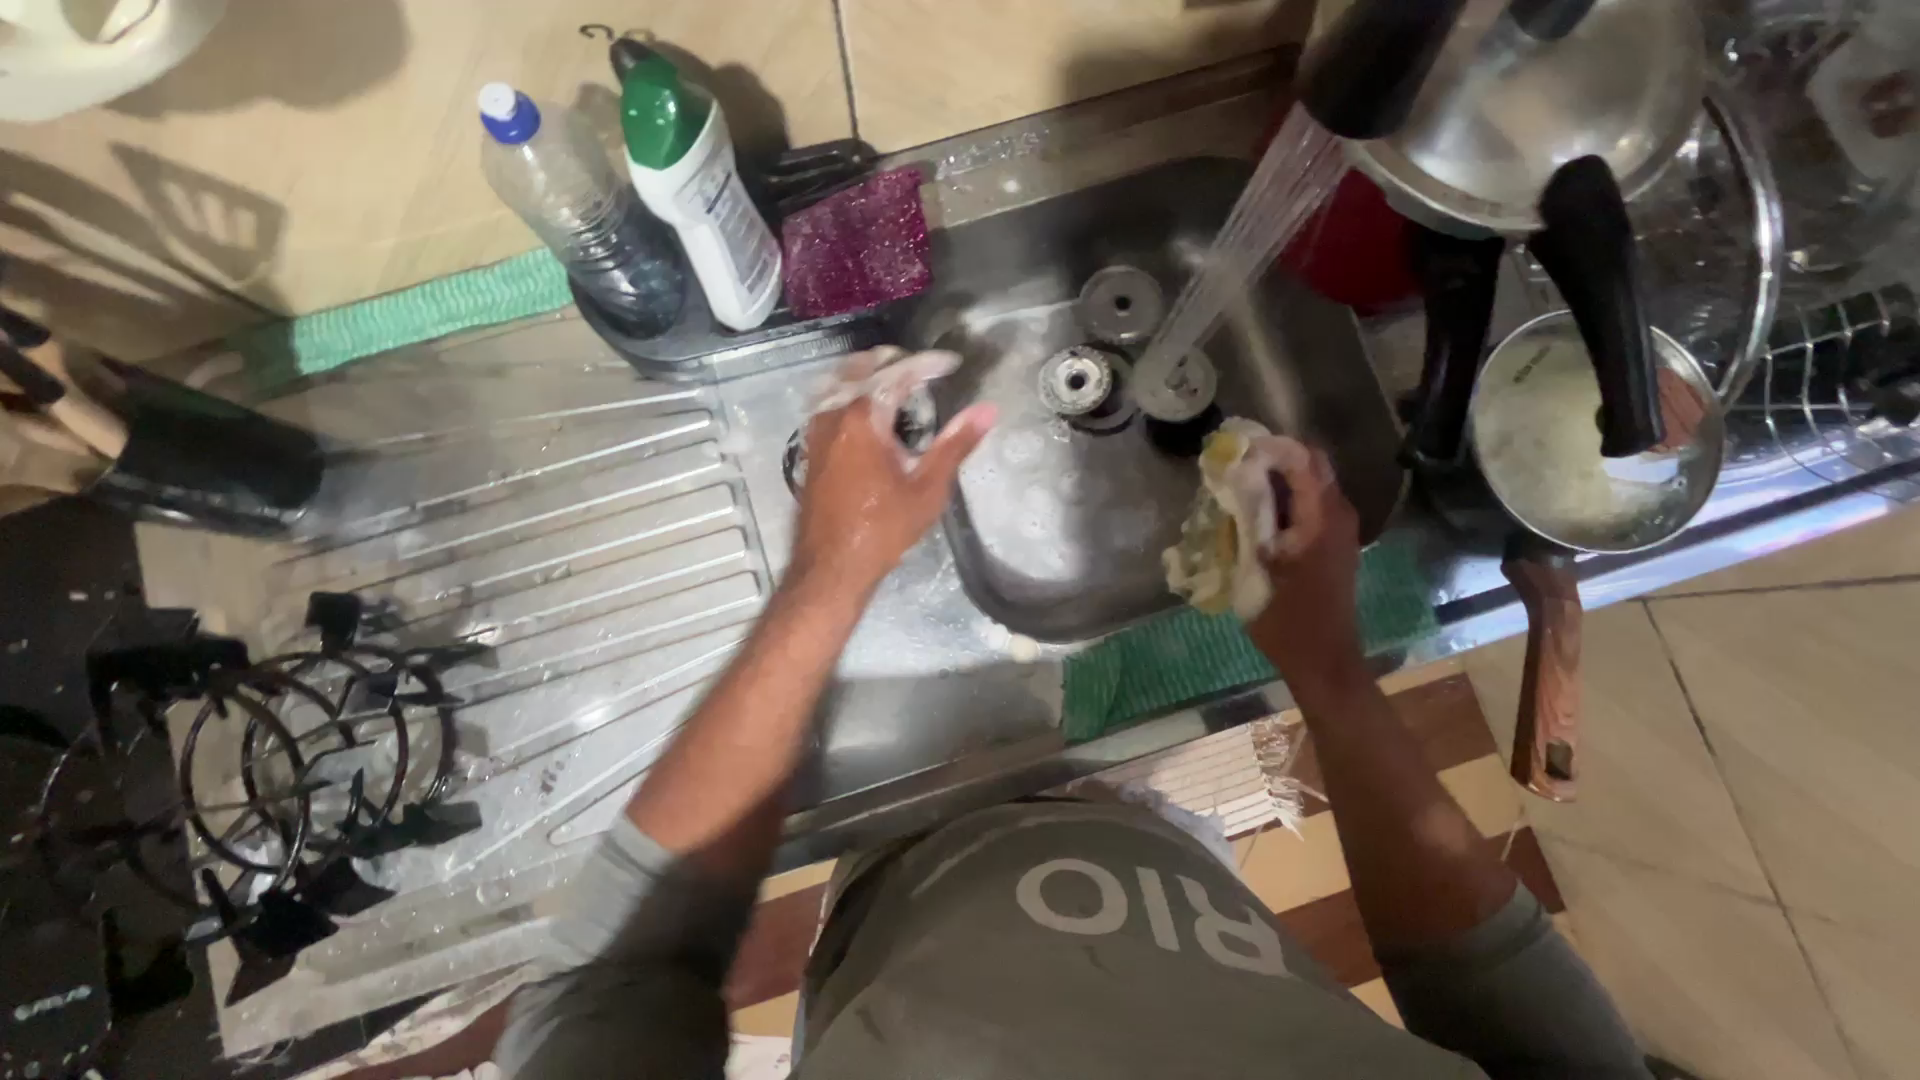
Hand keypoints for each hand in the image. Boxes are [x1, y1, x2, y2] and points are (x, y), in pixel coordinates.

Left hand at [790, 348, 995, 597]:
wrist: (832, 566)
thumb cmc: (883, 529)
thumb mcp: (927, 488)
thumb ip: (955, 445)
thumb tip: (987, 411)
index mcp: (862, 420)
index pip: (897, 375)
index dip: (926, 364)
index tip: (951, 364)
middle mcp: (833, 416)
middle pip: (862, 369)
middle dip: (893, 362)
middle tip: (924, 369)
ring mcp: (817, 431)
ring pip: (839, 382)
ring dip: (868, 374)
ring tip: (899, 383)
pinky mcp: (812, 447)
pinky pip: (829, 402)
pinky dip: (850, 393)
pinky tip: (870, 411)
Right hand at [1243, 444, 1365, 693]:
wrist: (1322, 659)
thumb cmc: (1286, 619)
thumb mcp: (1256, 568)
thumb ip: (1246, 522)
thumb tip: (1230, 485)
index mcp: (1321, 518)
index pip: (1303, 459)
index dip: (1270, 447)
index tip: (1236, 450)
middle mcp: (1338, 515)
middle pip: (1310, 467)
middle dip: (1273, 460)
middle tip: (1234, 467)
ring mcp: (1340, 530)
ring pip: (1311, 485)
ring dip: (1279, 480)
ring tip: (1240, 488)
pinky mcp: (1335, 543)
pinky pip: (1312, 505)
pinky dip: (1287, 500)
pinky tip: (1257, 515)